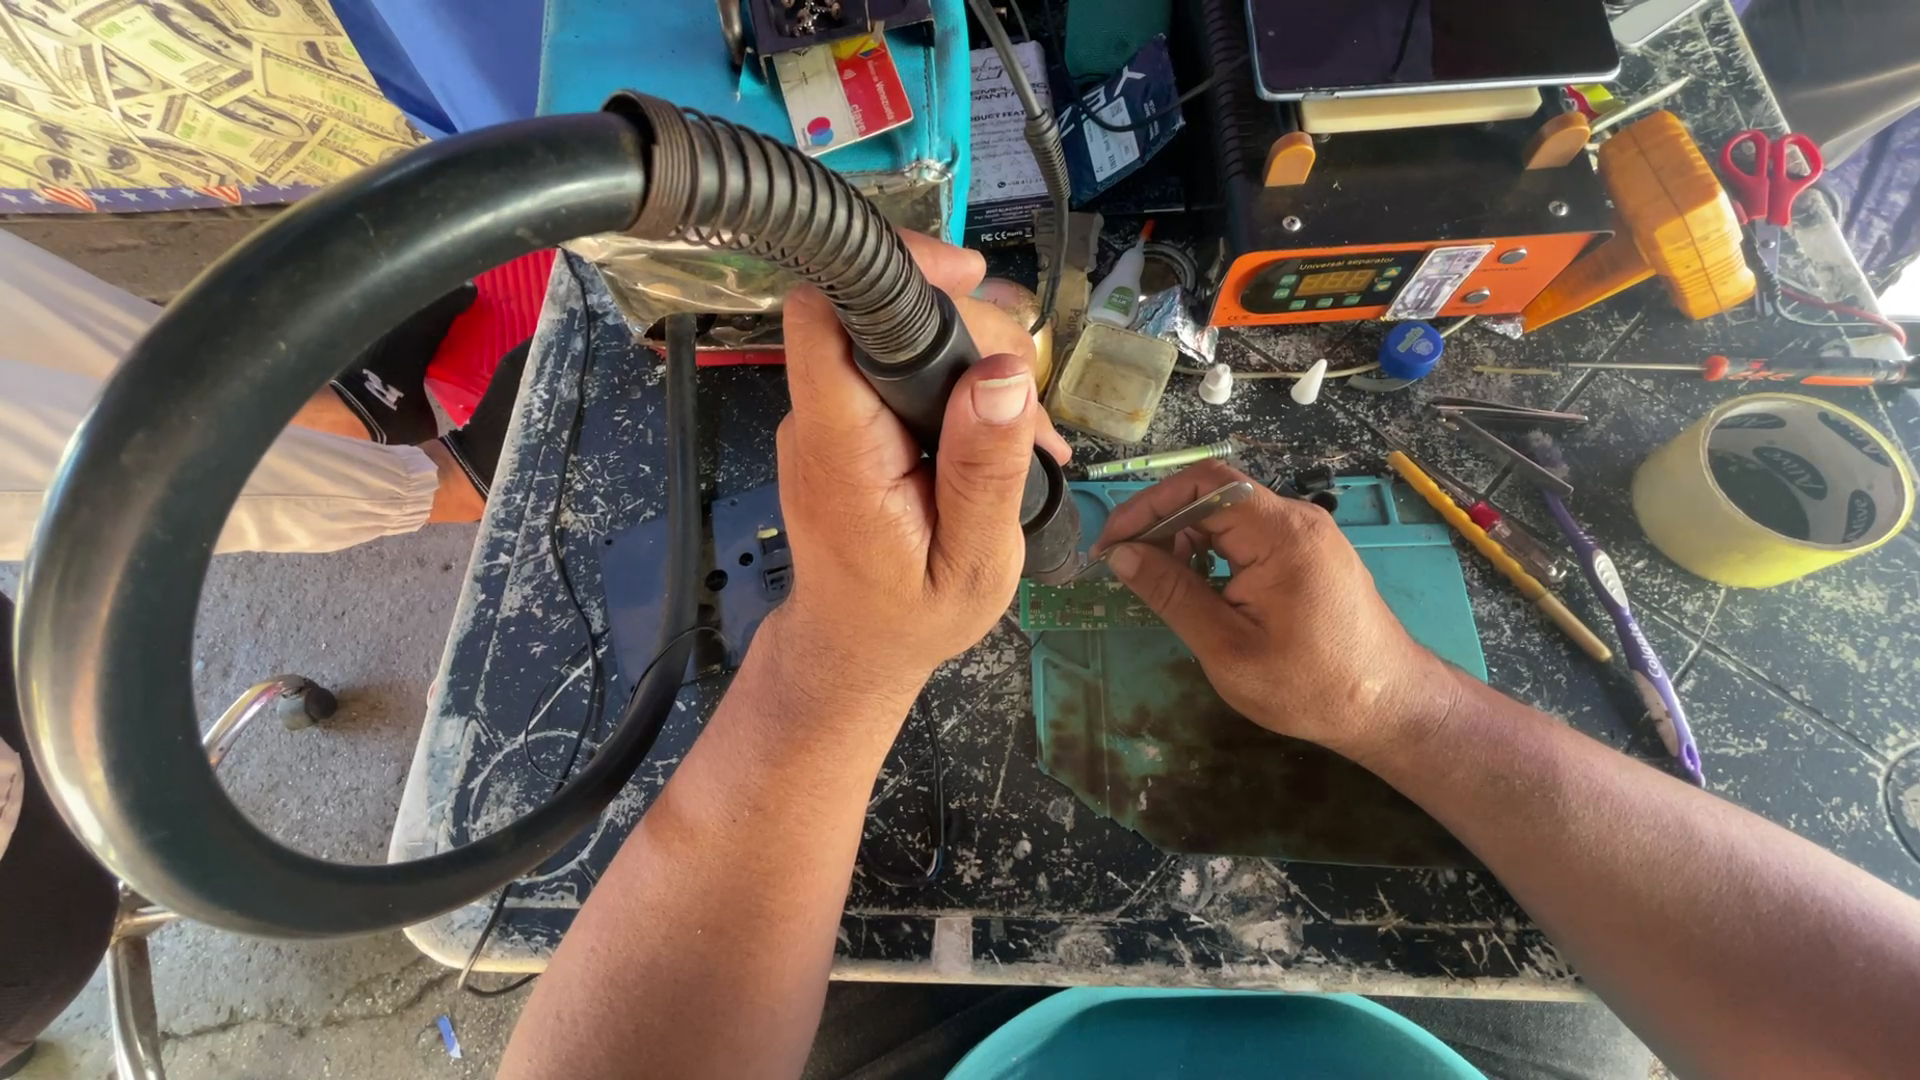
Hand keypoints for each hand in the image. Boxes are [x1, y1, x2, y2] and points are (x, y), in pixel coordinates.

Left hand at [767, 230, 1067, 694]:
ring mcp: (833, 421)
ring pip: (903, 344)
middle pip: (887, 321)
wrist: (855, 644)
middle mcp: (823, 421)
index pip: (824, 318)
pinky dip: (959, 389)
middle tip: (1031, 405)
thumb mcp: (972, 561)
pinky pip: (902, 377)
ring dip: (976, 365)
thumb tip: (1003, 374)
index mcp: (842, 451)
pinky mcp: (851, 427)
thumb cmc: (911, 616)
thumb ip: (985, 472)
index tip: (967, 279)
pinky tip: (1002, 431)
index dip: (890, 276)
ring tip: (1027, 431)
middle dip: (971, 334)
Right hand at [1093, 461, 1461, 761]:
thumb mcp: (1226, 647)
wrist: (1389, 707)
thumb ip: (1172, 593)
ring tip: (1153, 576)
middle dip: (1159, 522)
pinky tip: (1194, 580)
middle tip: (1122, 563)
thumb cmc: (1308, 685)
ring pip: (1227, 511)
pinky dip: (1209, 547)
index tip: (1111, 543)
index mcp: (1281, 535)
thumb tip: (1122, 555)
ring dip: (1182, 535)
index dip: (1147, 505)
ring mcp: (1305, 533)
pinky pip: (1246, 531)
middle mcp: (1296, 519)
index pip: (1202, 485)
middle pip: (1212, 494)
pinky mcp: (1306, 550)